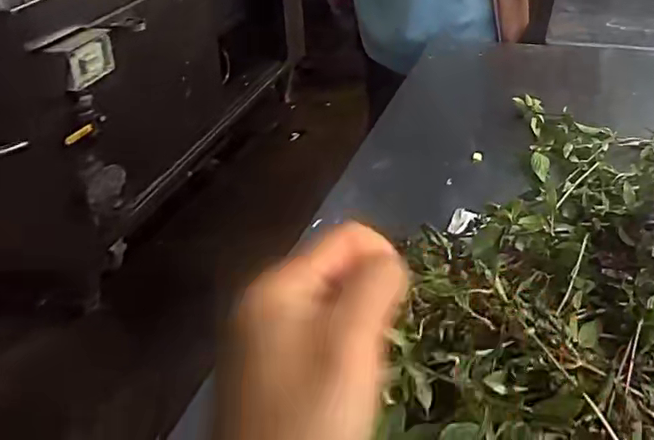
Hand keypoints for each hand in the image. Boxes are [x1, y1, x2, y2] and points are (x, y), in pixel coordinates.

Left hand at [218, 222, 409, 439]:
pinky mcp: (268, 371)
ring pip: (338, 305)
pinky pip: (322, 335)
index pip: (351, 235)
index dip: (383, 263)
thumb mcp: (352, 341)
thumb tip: (390, 261)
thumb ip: (377, 281)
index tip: (392, 311)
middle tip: (372, 348)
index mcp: (275, 286)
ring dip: (359, 331)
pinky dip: (341, 353)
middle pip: (343, 269)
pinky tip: (339, 390)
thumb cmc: (312, 419)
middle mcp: (261, 304)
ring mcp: (260, 340)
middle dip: (370, 301)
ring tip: (356, 374)